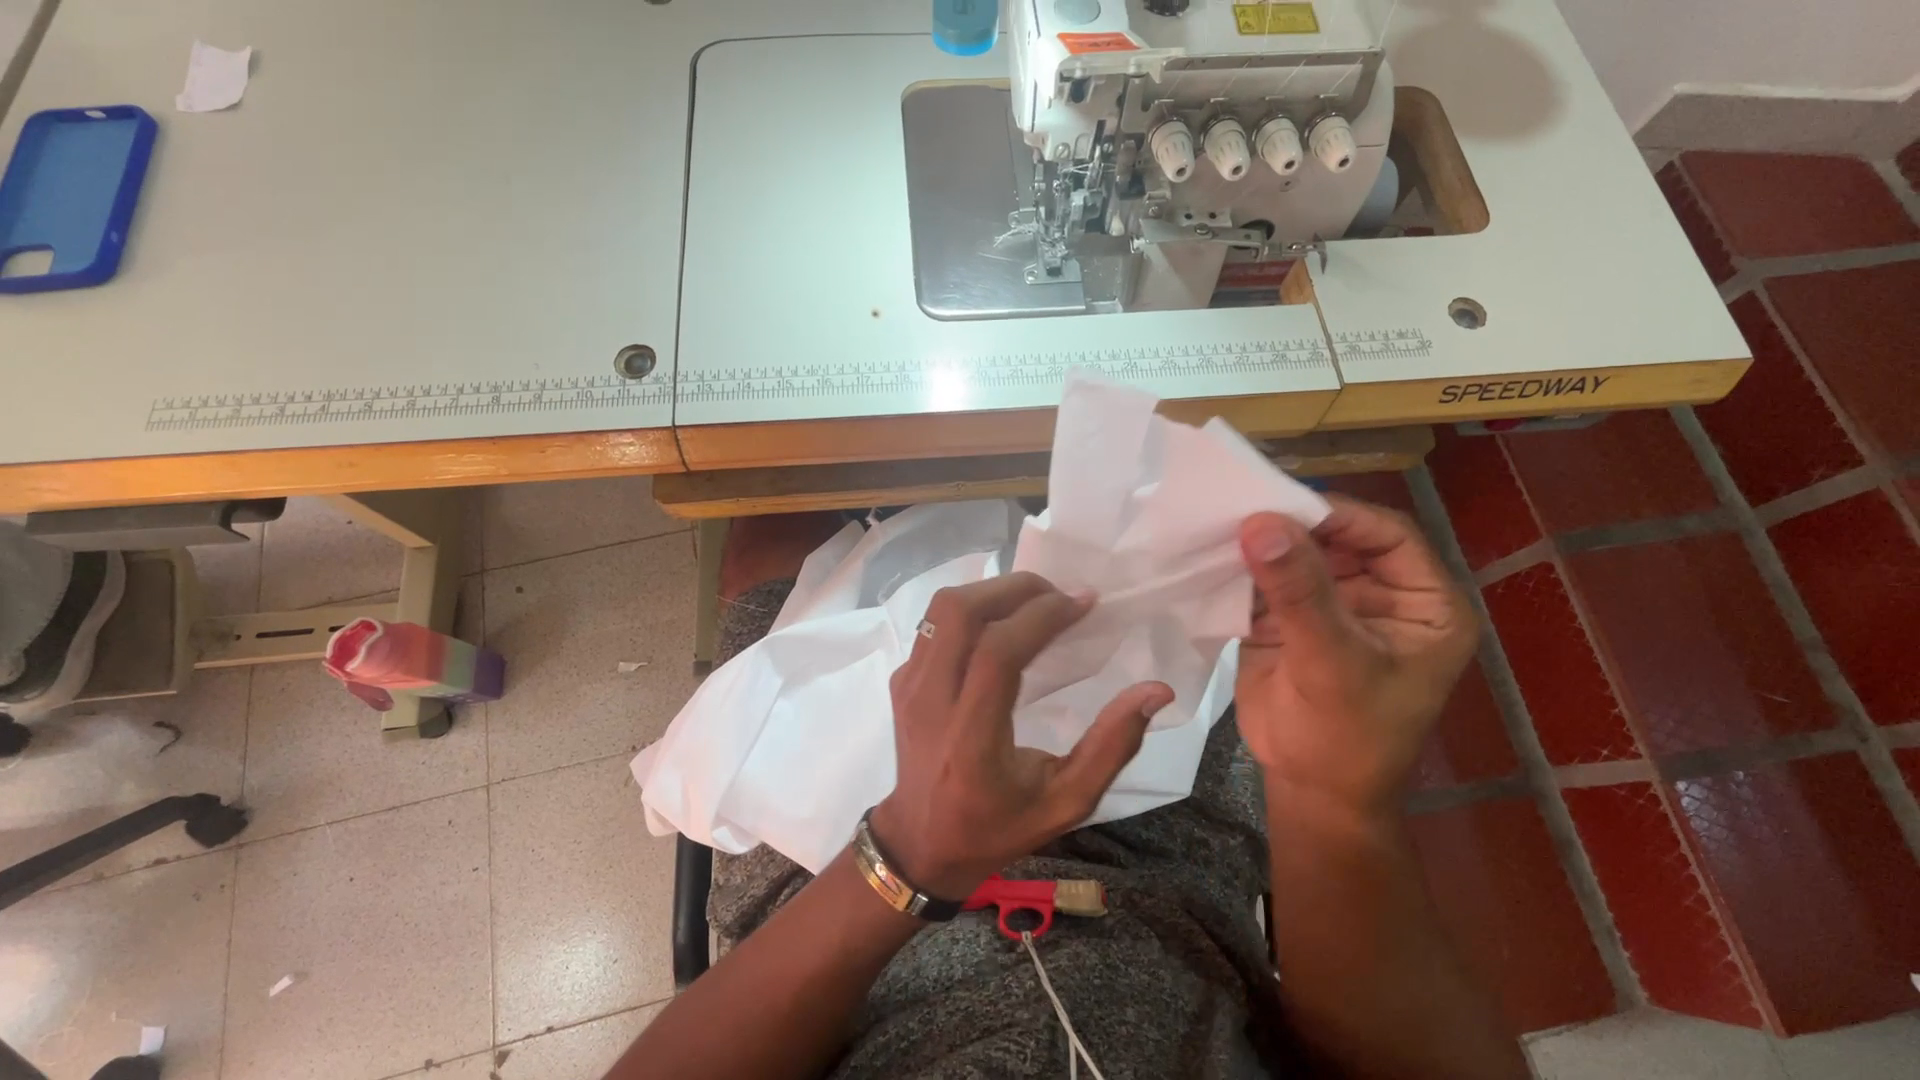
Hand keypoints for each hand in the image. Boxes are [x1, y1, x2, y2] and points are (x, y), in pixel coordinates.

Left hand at [869, 573, 1173, 898]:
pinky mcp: (900, 681)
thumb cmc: (997, 827)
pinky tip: (1002, 624)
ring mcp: (908, 687)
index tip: (1083, 602)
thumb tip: (1155, 691)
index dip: (1042, 616)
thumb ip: (1112, 746)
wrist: (923, 842)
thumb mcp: (1067, 802)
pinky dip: (970, 611)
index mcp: (970, 738)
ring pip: (941, 609)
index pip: (997, 652)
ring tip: (1034, 602)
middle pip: (959, 612)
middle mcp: (930, 702)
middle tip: (1059, 595)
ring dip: (991, 592)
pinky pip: (933, 626)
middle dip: (1015, 588)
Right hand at [1235, 496, 1477, 814]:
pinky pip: (1264, 584)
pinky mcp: (1289, 622)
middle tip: (1238, 507)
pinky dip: (1238, 573)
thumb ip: (1300, 592)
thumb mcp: (1333, 662)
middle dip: (1291, 527)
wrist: (1312, 793)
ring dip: (1260, 546)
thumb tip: (1262, 522)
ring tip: (1216, 525)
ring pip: (1296, 558)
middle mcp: (1381, 595)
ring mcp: (1331, 607)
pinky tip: (1207, 558)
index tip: (1282, 504)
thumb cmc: (1349, 737)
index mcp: (1424, 603)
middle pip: (1336, 540)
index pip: (1387, 535)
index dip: (1339, 516)